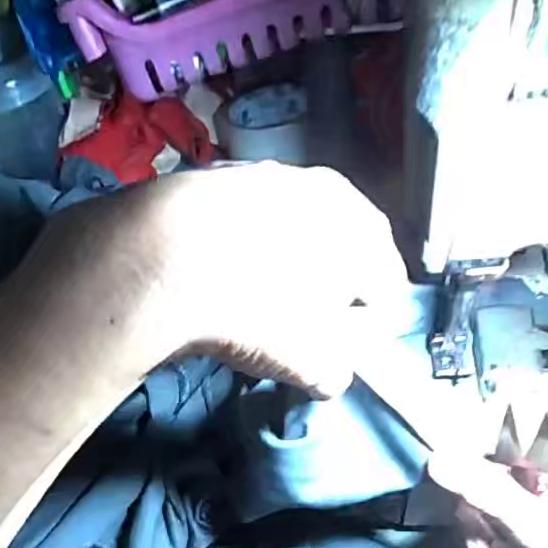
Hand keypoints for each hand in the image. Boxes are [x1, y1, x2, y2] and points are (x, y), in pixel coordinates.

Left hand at [30, 163, 411, 396]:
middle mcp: (322, 189)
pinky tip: (226, 277)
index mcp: (362, 231)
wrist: (160, 259)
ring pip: (293, 228)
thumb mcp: (313, 364)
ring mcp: (266, 174)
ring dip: (288, 261)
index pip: (387, 279)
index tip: (358, 340)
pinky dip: (245, 248)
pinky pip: (246, 223)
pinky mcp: (213, 176)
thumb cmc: (262, 312)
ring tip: (268, 300)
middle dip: (333, 284)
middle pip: (342, 247)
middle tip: (317, 320)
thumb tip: (332, 373)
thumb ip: (336, 371)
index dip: (375, 315)